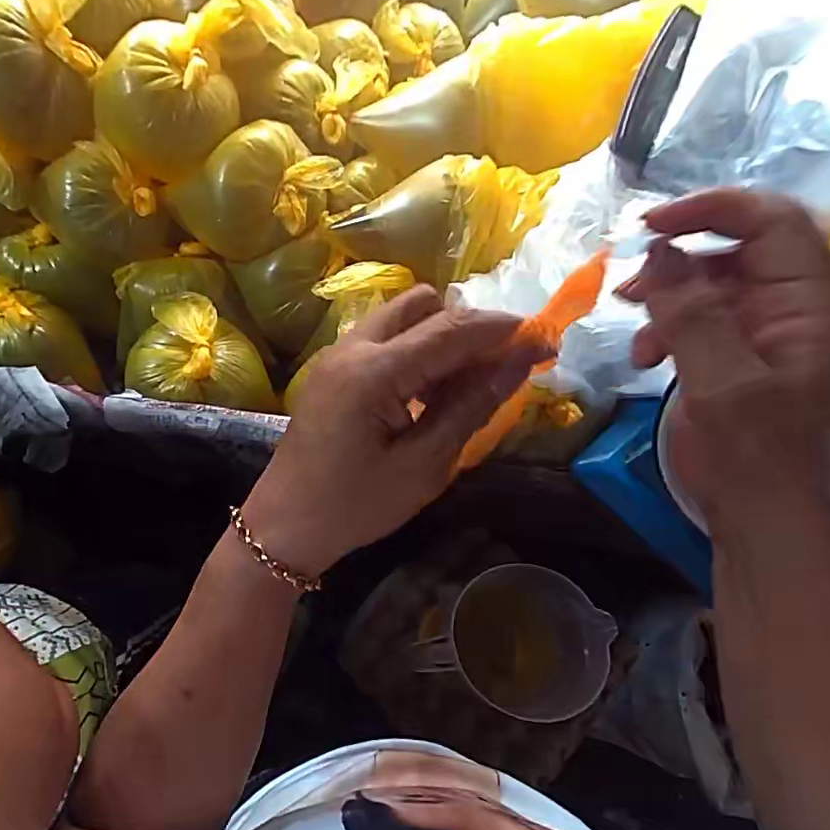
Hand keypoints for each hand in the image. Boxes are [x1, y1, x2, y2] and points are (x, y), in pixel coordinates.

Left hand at [240, 288, 546, 575]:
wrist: (285, 525)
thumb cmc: (354, 506)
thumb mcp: (424, 465)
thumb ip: (472, 405)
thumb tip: (520, 359)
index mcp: (373, 372)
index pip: (453, 329)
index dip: (505, 331)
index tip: (545, 345)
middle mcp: (351, 349)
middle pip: (423, 304)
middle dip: (467, 326)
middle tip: (494, 371)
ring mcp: (335, 356)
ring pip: (400, 317)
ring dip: (438, 337)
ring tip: (460, 388)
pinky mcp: (330, 370)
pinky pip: (380, 339)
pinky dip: (412, 350)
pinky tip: (424, 393)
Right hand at [618, 189, 829, 525]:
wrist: (764, 512)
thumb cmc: (751, 454)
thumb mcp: (719, 383)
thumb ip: (692, 315)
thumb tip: (659, 253)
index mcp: (811, 303)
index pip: (772, 222)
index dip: (712, 210)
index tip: (647, 227)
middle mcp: (795, 307)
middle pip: (738, 250)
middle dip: (678, 262)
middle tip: (628, 286)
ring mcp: (767, 332)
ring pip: (713, 285)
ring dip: (666, 298)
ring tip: (632, 325)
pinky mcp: (740, 355)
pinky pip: (701, 319)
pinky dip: (667, 328)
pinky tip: (646, 357)